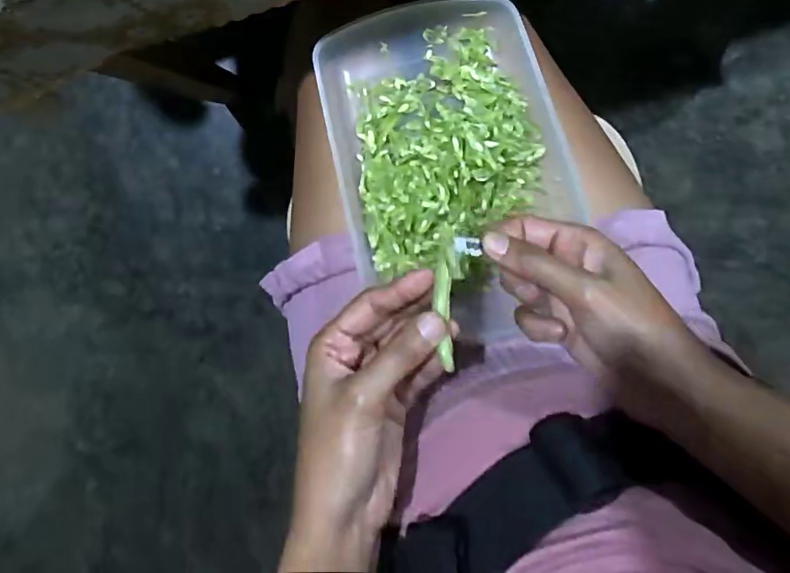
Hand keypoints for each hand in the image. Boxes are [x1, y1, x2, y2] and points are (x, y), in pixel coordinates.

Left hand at [279, 270, 453, 572]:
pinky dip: (433, 360)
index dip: (398, 289)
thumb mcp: (365, 397)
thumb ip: (401, 355)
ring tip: (456, 324)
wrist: (343, 516)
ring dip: (429, 334)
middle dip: (418, 309)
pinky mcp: (395, 399)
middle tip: (451, 293)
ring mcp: (376, 377)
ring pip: (406, 344)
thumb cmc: (339, 448)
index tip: (430, 274)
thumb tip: (438, 316)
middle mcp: (354, 355)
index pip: (369, 307)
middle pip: (390, 322)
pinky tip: (451, 350)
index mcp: (333, 346)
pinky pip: (417, 369)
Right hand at [482, 216, 719, 417]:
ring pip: (522, 288)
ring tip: (553, 319)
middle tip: (532, 292)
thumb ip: (533, 263)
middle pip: (520, 256)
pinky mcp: (562, 324)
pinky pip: (531, 316)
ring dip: (529, 304)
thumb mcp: (582, 289)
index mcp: (578, 242)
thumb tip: (486, 237)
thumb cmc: (629, 322)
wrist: (661, 382)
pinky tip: (559, 338)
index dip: (504, 235)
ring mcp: (564, 295)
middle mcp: (568, 262)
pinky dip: (539, 327)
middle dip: (518, 275)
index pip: (529, 225)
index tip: (479, 251)